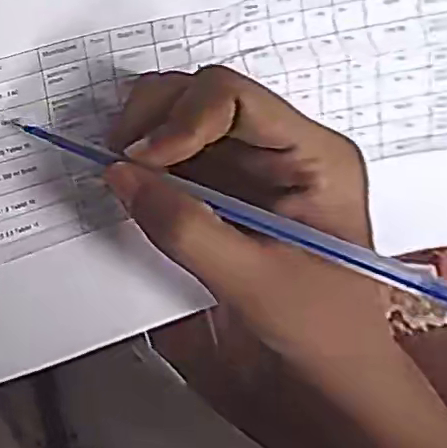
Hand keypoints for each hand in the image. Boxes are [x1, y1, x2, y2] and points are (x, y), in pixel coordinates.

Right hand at [103, 65, 389, 361]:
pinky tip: (134, 181)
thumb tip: (120, 174)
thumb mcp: (252, 282)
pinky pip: (165, 138)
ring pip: (176, 105)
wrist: (326, 356)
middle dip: (152, 117)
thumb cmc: (317, 323)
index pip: (234, 97)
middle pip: (199, 90)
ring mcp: (243, 154)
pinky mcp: (214, 171)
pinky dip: (138, 150)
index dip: (181, 120)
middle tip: (123, 161)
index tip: (146, 160)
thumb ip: (185, 228)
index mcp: (312, 155)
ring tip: (126, 172)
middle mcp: (276, 141)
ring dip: (140, 130)